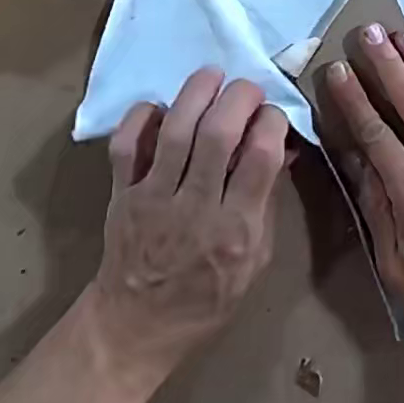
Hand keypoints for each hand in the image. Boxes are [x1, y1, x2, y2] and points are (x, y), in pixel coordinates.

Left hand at [87, 68, 289, 386]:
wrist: (136, 328)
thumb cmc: (208, 295)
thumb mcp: (257, 257)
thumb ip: (268, 199)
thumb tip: (283, 146)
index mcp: (236, 228)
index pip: (261, 155)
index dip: (272, 120)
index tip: (273, 114)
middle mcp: (195, 207)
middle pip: (218, 133)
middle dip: (239, 97)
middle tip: (247, 88)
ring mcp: (152, 198)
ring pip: (175, 130)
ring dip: (197, 92)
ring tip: (212, 75)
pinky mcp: (120, 194)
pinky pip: (125, 145)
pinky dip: (141, 117)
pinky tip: (161, 106)